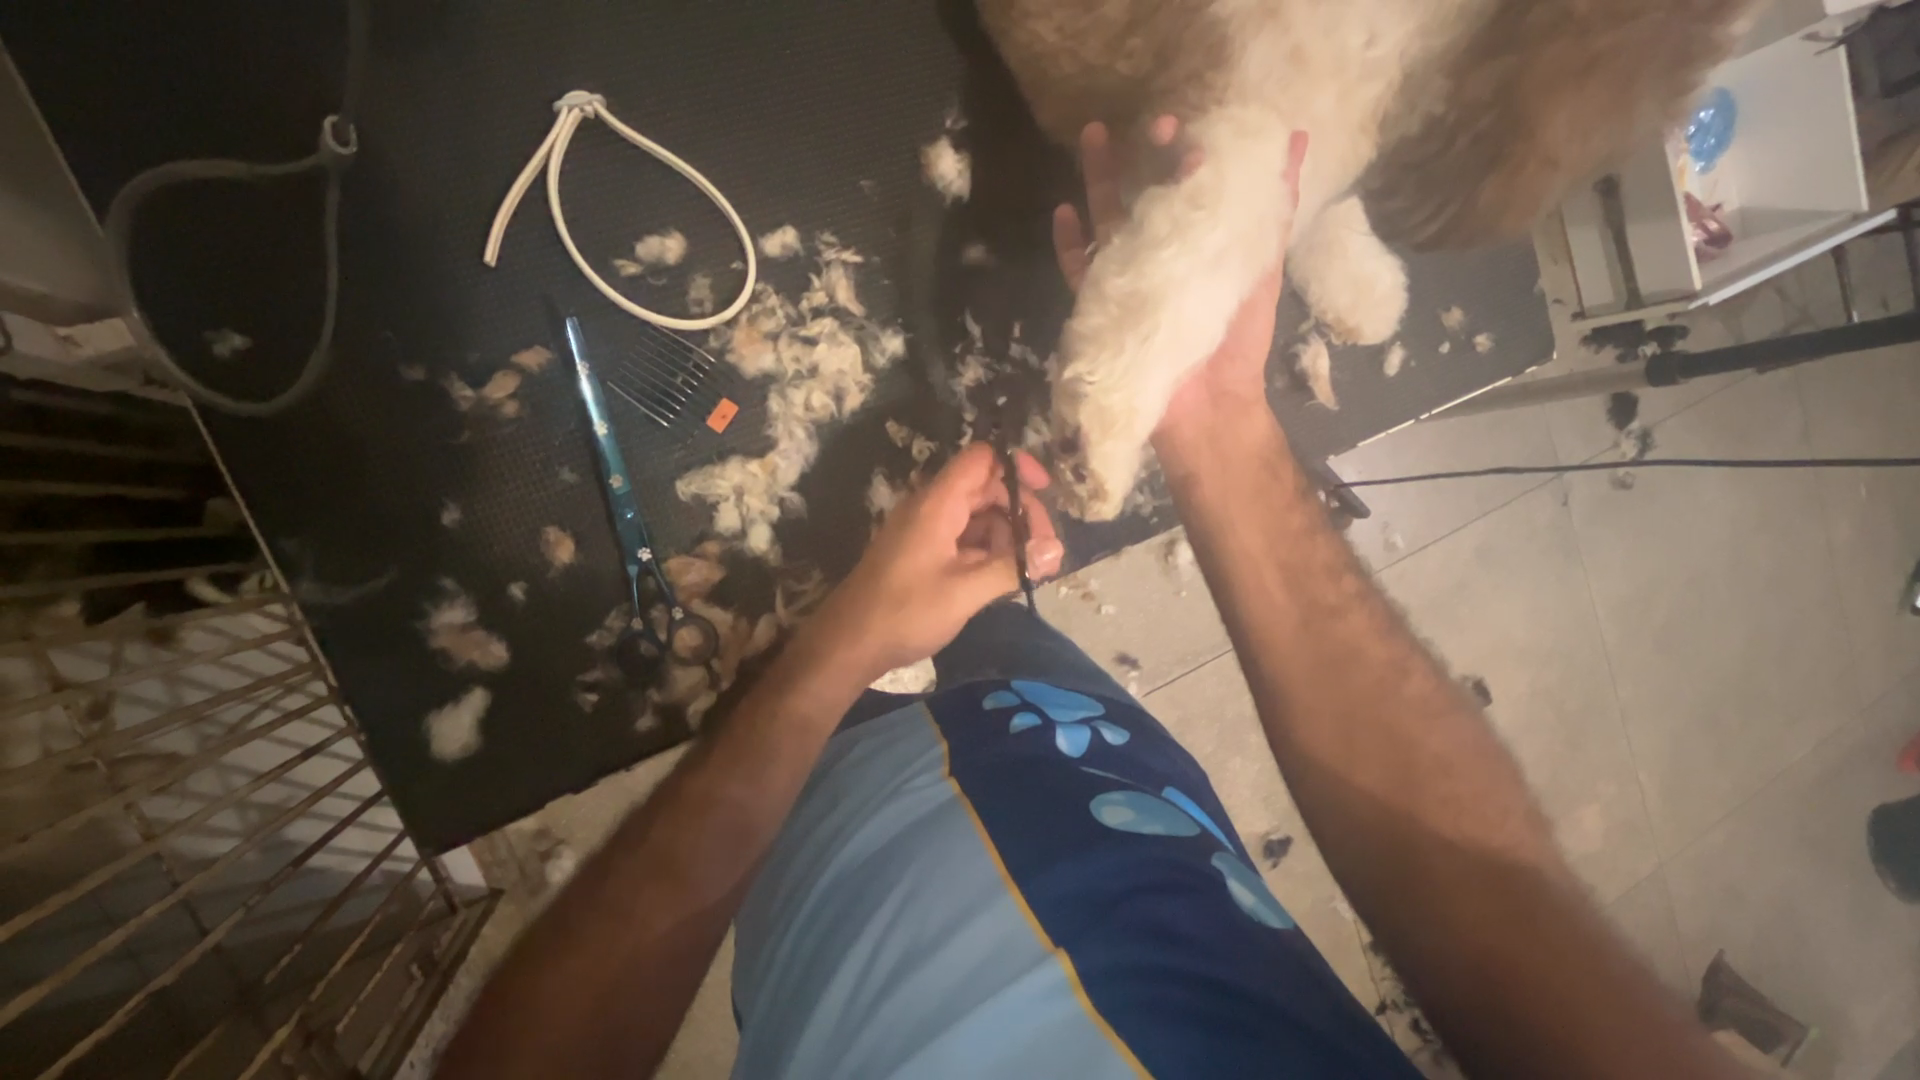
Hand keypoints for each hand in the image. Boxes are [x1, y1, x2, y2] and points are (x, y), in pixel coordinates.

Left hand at [807, 443, 1062, 682]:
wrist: (849, 643)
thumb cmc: (904, 613)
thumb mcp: (964, 592)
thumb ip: (1011, 567)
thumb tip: (1056, 550)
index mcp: (937, 504)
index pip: (982, 459)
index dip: (1016, 466)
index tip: (1045, 491)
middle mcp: (931, 508)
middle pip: (985, 489)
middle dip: (1020, 512)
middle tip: (1046, 549)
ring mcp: (925, 531)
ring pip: (977, 517)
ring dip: (1007, 536)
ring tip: (1030, 568)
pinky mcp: (923, 554)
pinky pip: (963, 539)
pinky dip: (987, 552)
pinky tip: (1005, 577)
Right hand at [1050, 120, 1308, 449]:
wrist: (1208, 407)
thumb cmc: (1239, 341)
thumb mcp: (1263, 269)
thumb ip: (1272, 214)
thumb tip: (1297, 144)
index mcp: (1196, 247)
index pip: (1188, 191)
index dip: (1190, 157)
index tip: (1196, 128)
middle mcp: (1160, 258)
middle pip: (1145, 197)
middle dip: (1146, 158)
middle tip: (1156, 123)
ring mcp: (1126, 282)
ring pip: (1107, 223)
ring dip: (1100, 182)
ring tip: (1096, 136)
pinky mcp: (1101, 309)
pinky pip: (1078, 274)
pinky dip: (1069, 246)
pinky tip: (1064, 213)